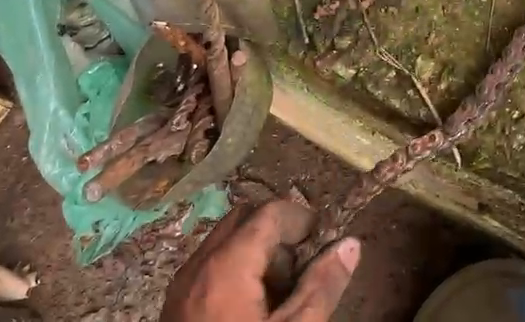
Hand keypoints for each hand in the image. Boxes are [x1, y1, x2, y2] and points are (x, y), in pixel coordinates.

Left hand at [160, 200, 360, 321]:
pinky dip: (237, 273)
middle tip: (304, 268)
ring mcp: (180, 289)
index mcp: (227, 265)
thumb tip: (350, 244)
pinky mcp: (174, 312)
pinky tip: (254, 313)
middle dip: (279, 233)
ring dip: (258, 253)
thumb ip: (322, 286)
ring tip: (283, 295)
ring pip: (225, 243)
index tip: (325, 247)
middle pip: (244, 219)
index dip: (304, 220)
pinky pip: (209, 270)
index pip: (271, 212)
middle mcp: (197, 266)